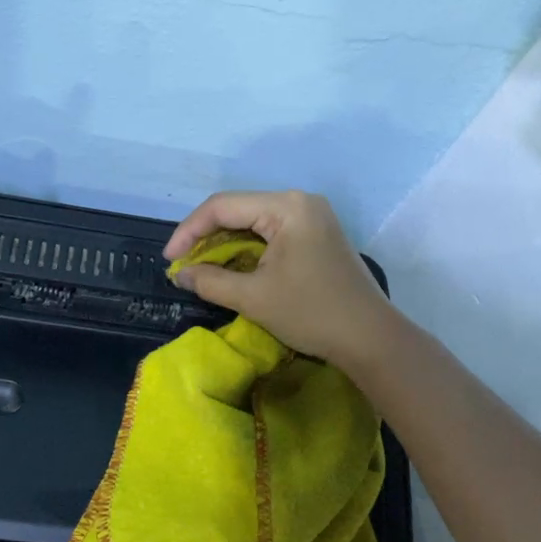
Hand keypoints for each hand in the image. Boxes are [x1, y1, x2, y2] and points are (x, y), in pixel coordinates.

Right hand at [164, 191, 402, 369]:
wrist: (371, 339)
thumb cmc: (312, 313)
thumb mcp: (253, 297)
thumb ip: (210, 280)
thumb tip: (180, 274)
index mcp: (286, 206)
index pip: (223, 206)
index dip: (189, 231)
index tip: (169, 260)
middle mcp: (300, 202)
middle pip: (238, 210)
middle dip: (206, 237)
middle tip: (181, 265)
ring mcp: (312, 217)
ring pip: (253, 222)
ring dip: (224, 244)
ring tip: (199, 268)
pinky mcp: (317, 236)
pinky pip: (271, 234)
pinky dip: (247, 250)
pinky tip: (230, 268)